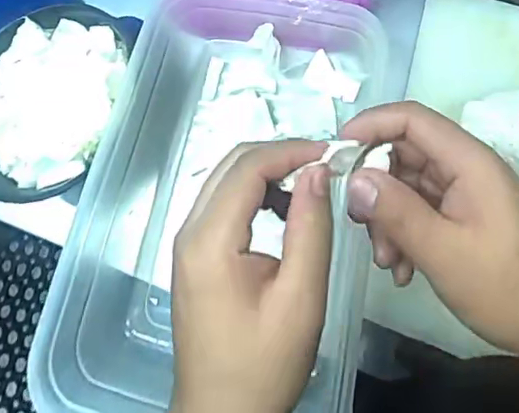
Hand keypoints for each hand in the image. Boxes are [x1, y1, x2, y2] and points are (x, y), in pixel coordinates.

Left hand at [172, 139, 334, 412]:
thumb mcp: (300, 300)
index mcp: (209, 239)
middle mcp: (190, 228)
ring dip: (268, 170)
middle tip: (323, 164)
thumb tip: (316, 170)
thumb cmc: (262, 366)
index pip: (248, 167)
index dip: (290, 151)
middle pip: (234, 164)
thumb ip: (310, 229)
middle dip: (280, 154)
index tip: (330, 153)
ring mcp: (188, 239)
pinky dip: (255, 191)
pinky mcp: (194, 250)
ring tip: (309, 184)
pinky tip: (284, 207)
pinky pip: (224, 200)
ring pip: (227, 177)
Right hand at [339, 101, 518, 361]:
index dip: (370, 125)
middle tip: (357, 221)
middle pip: (404, 150)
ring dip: (388, 215)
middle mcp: (465, 165)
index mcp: (468, 159)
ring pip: (408, 182)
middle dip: (375, 184)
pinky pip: (422, 206)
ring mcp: (466, 190)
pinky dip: (405, 230)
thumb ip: (396, 212)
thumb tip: (352, 179)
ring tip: (386, 259)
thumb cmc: (510, 287)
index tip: (336, 151)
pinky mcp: (465, 213)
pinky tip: (402, 269)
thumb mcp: (445, 253)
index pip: (410, 118)